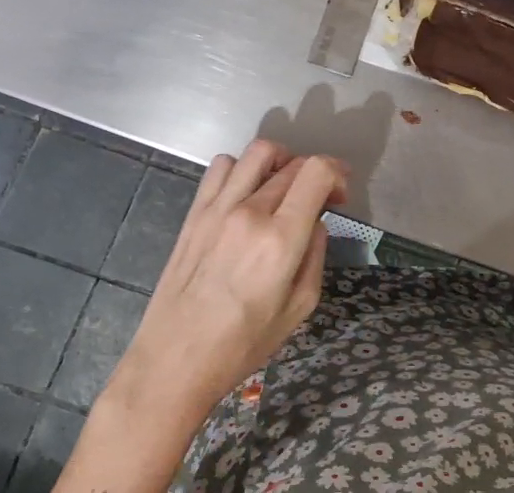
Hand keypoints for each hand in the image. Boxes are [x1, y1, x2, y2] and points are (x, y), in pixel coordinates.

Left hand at [109, 140, 347, 414]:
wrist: (174, 361)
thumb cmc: (242, 344)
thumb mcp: (300, 307)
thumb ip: (316, 254)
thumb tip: (315, 222)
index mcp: (280, 239)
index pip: (316, 171)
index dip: (336, 172)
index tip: (339, 195)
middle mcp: (249, 212)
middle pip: (293, 162)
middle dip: (315, 175)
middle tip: (319, 200)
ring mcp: (217, 208)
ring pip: (258, 152)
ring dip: (281, 161)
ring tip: (283, 187)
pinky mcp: (195, 212)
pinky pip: (223, 165)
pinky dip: (243, 168)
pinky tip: (247, 193)